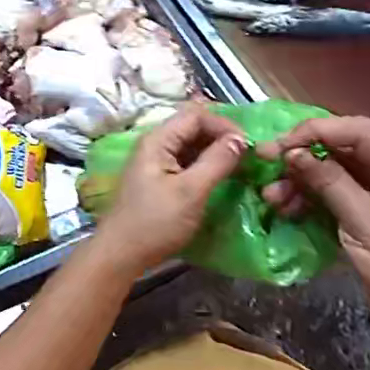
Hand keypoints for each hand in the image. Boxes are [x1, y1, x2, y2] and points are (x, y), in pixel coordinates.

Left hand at [91, 106, 247, 277]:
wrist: (120, 255)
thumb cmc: (155, 223)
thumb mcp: (191, 192)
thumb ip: (217, 162)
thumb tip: (241, 140)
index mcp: (158, 140)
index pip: (196, 114)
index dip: (224, 124)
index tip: (249, 144)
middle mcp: (155, 143)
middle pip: (193, 126)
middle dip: (222, 135)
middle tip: (248, 154)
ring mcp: (156, 161)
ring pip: (191, 143)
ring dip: (216, 150)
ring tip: (240, 164)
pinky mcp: (159, 178)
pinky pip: (187, 160)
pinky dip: (206, 163)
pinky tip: (222, 176)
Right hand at [257, 117, 369, 335]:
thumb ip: (333, 187)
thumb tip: (295, 153)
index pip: (361, 132)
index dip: (317, 131)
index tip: (280, 146)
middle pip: (348, 149)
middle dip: (304, 156)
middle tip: (267, 168)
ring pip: (341, 172)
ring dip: (305, 180)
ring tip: (273, 198)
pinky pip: (345, 194)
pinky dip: (317, 199)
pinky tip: (290, 208)